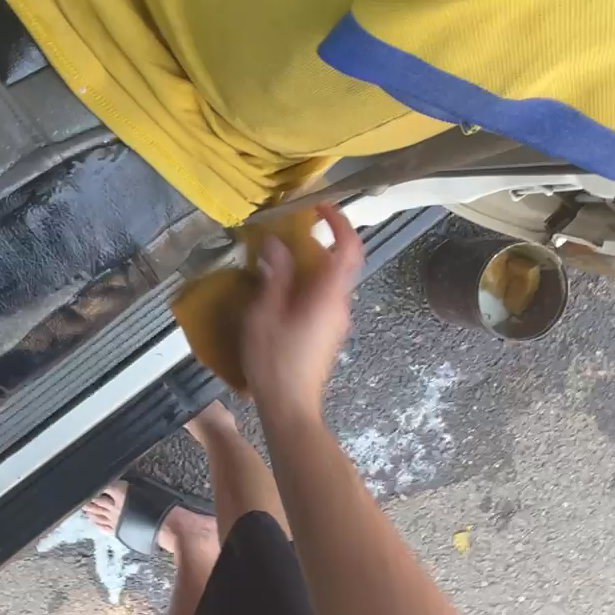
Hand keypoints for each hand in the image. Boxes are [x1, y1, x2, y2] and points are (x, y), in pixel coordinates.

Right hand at [240, 203, 363, 417]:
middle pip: (344, 261)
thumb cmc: (275, 362)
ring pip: (333, 280)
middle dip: (323, 239)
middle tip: (294, 230)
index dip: (340, 221)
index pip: (349, 247)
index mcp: (328, 295)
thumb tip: (277, 245)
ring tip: (281, 257)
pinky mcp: (329, 332)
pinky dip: (311, 281)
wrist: (290, 408)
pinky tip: (283, 289)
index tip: (319, 207)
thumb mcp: (265, 315)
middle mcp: (341, 305)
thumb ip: (274, 277)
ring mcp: (337, 320)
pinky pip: (326, 295)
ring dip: (313, 262)